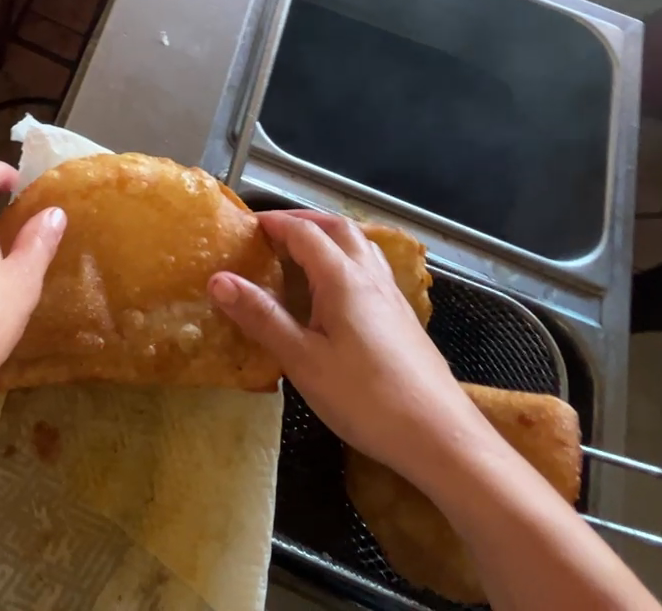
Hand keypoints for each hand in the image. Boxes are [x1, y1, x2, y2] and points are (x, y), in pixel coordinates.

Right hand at [209, 211, 480, 480]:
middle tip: (271, 234)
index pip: (304, 232)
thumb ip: (261, 317)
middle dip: (303, 222)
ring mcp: (392, 298)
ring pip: (361, 247)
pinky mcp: (404, 321)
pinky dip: (346, 263)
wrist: (443, 440)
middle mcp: (370, 278)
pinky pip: (371, 271)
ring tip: (301, 254)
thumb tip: (218, 279)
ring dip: (329, 238)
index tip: (243, 227)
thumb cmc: (366, 398)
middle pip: (338, 229)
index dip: (273, 223)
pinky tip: (335, 294)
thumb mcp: (302, 360)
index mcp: (342, 279)